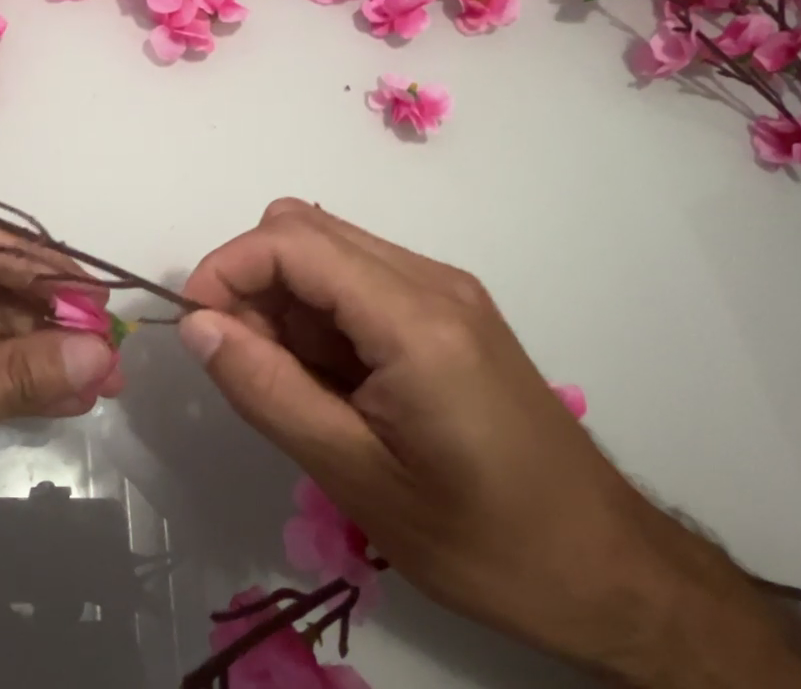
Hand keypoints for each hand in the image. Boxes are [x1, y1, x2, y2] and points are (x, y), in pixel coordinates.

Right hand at [178, 199, 800, 682]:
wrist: (606, 570)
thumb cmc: (482, 540)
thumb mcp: (355, 477)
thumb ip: (267, 391)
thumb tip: (196, 326)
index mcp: (416, 321)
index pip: (292, 241)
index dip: (225, 269)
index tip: (194, 330)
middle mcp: (433, 283)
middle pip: (305, 229)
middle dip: (250, 281)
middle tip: (241, 362)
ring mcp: (447, 294)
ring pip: (328, 250)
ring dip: (281, 299)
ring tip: (287, 382)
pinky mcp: (451, 314)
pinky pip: (358, 281)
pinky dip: (317, 314)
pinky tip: (327, 380)